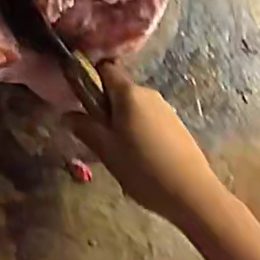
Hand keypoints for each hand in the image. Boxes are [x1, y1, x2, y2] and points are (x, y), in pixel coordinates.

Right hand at [69, 61, 224, 226]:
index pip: (106, 68)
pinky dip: (140, 130)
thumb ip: (86, 129)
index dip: (91, 78)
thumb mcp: (107, 151)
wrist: (192, 191)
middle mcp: (147, 92)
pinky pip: (149, 117)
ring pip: (134, 106)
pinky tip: (143, 159)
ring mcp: (164, 106)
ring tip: (122, 155)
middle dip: (107, 108)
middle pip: (119, 90)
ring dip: (123, 122)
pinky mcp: (175, 122)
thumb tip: (67, 114)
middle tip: (101, 139)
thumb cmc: (143, 169)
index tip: (84, 102)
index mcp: (128, 93)